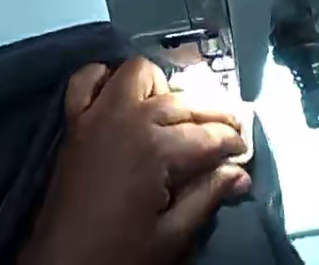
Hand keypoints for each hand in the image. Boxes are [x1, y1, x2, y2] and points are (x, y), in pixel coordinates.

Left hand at [18, 58, 250, 264]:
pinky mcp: (74, 118)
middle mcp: (129, 117)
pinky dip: (103, 78)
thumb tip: (240, 175)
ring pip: (138, 72)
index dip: (231, 141)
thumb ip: (205, 198)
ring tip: (171, 115)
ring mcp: (98, 112)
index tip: (244, 149)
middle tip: (226, 131)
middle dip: (209, 114)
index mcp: (156, 148)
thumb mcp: (170, 238)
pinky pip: (86, 78)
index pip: (206, 135)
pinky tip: (118, 94)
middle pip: (180, 101)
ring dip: (159, 87)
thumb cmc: (119, 256)